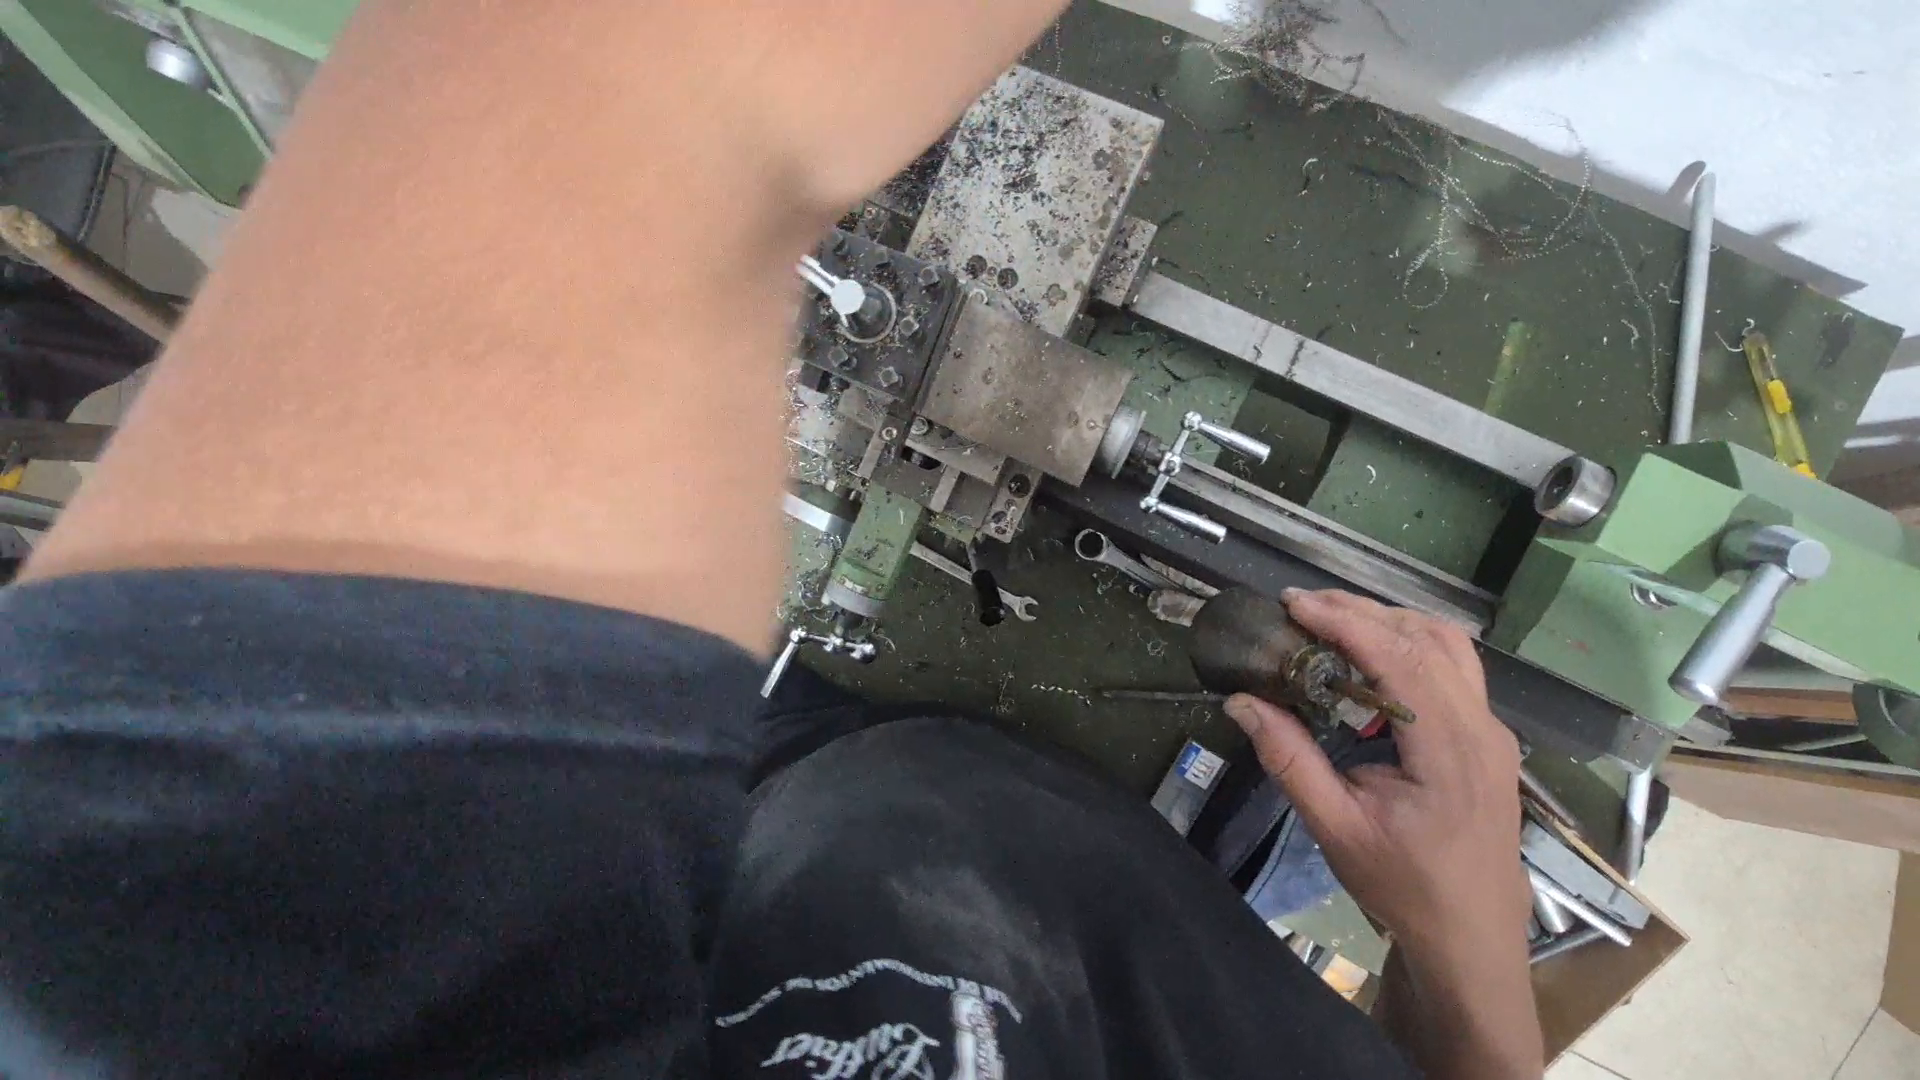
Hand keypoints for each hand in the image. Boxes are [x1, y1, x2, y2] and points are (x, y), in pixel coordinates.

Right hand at [1221, 590, 1527, 956]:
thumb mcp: (1334, 826)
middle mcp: (1481, 728)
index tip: (1293, 604)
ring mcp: (1492, 731)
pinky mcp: (1487, 738)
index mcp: (1449, 750)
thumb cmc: (1403, 885)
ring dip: (1390, 622)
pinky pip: (1454, 668)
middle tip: (1302, 605)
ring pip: (1448, 646)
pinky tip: (1371, 656)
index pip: (1399, 659)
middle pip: (1427, 639)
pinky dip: (1409, 644)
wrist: (1471, 938)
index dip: (1345, 622)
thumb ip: (1288, 759)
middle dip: (1361, 611)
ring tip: (1333, 620)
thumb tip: (1241, 701)